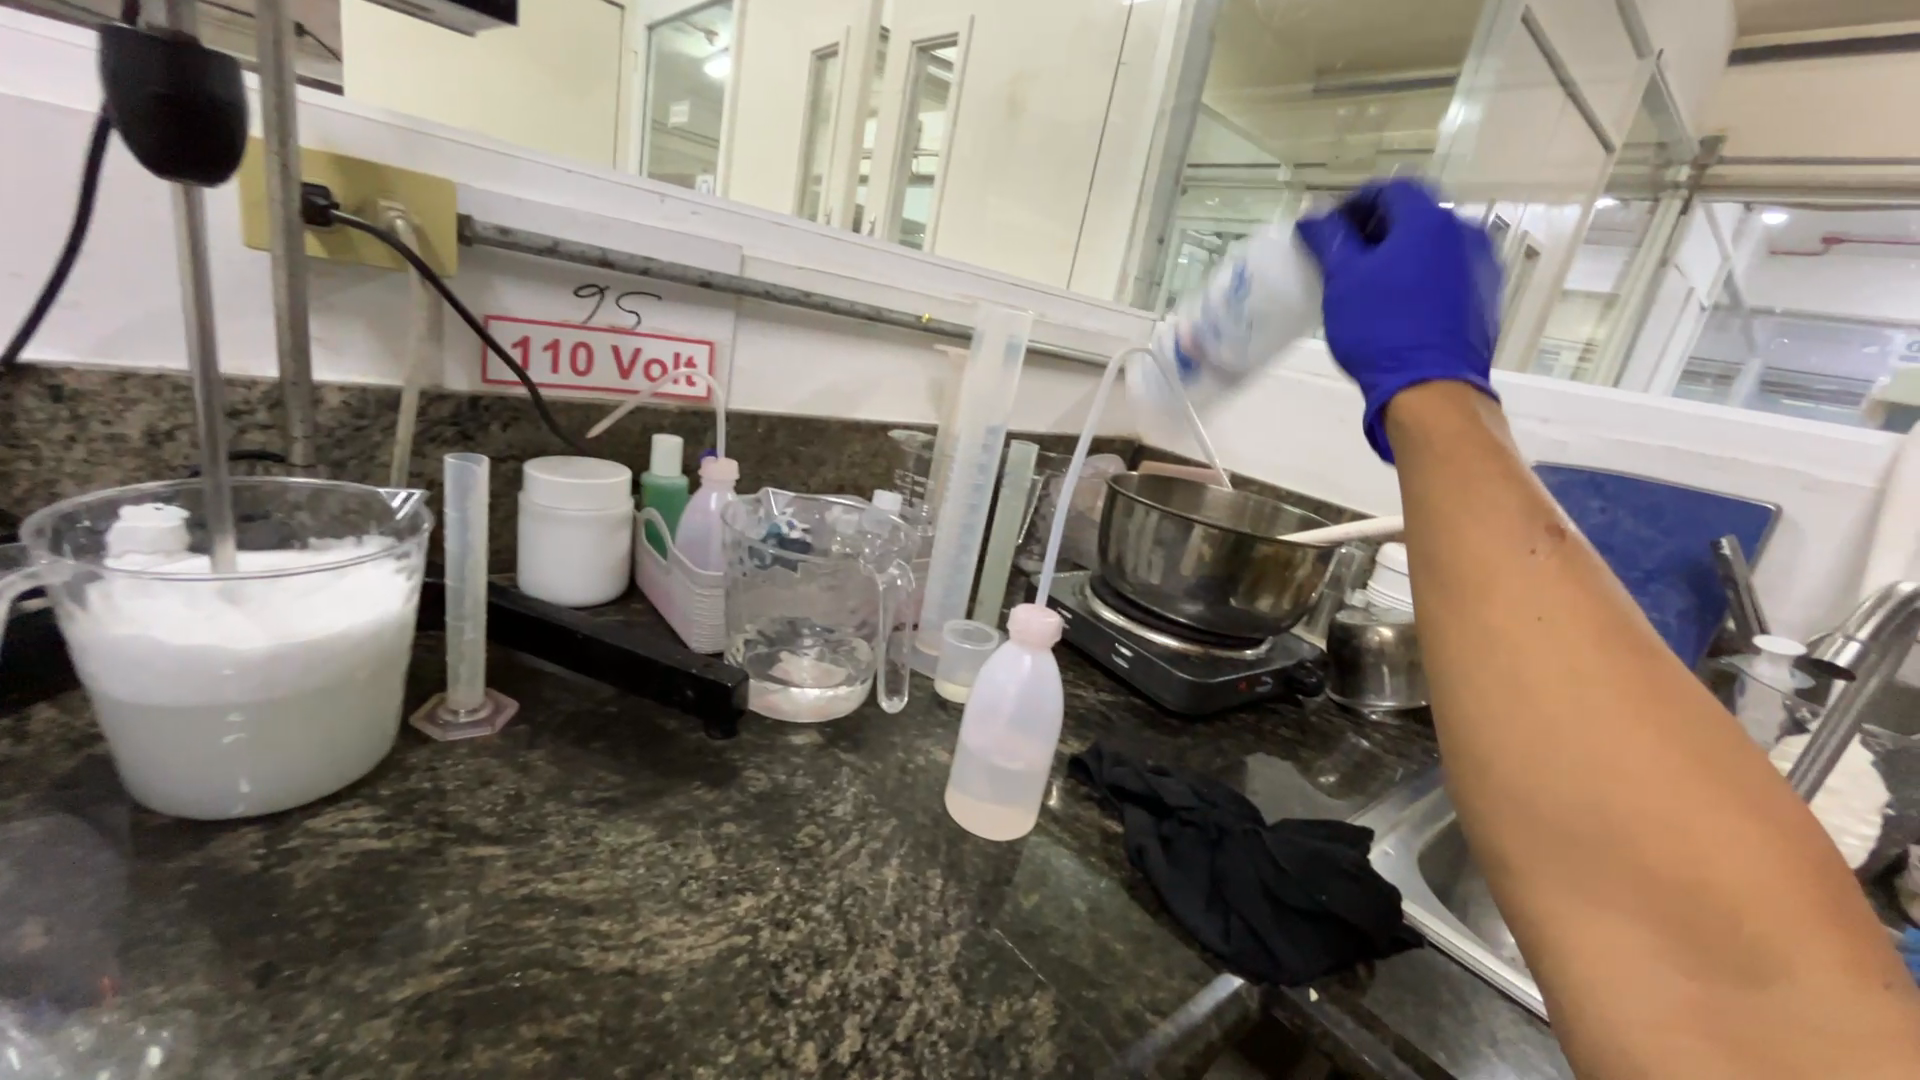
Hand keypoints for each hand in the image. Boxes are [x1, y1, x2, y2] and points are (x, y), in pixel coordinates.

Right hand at [1296, 180, 1503, 462]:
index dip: (1355, 202)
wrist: (1431, 388)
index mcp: (1428, 221)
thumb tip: (1313, 215)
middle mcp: (1462, 233)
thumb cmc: (1380, 328)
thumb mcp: (1342, 281)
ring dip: (1400, 255)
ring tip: (1368, 284)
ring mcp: (1480, 266)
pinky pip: (1447, 274)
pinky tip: (1397, 306)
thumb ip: (1329, 240)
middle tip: (1343, 256)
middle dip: (1377, 230)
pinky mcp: (1485, 298)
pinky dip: (1420, 277)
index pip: (1390, 189)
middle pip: (1414, 217)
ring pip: (1432, 247)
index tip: (1329, 228)